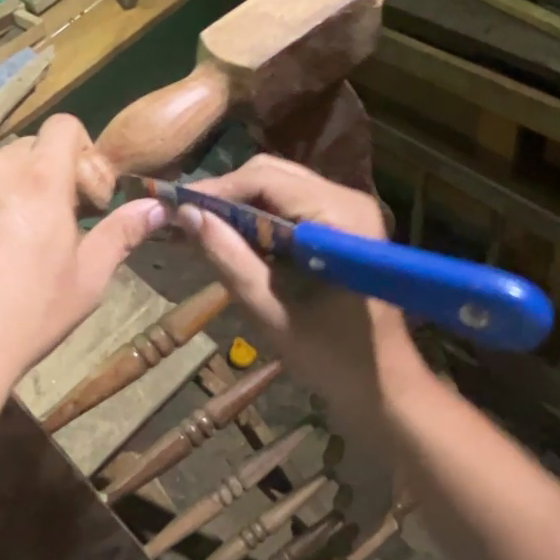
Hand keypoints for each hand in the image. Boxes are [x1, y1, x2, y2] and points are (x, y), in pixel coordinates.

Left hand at [0, 114, 166, 396]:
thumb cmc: (26, 322)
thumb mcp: (86, 283)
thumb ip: (121, 234)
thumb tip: (156, 207)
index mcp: (40, 180)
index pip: (63, 126)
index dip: (76, 153)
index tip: (78, 197)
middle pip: (21, 152)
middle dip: (35, 179)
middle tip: (35, 230)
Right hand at [177, 155, 423, 397]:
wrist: (385, 386)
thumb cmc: (333, 357)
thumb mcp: (270, 311)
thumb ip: (229, 258)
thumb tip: (185, 214)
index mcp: (339, 218)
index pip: (265, 179)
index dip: (216, 189)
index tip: (174, 205)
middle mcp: (348, 200)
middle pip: (271, 173)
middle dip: (225, 193)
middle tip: (184, 217)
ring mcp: (348, 209)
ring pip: (278, 183)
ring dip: (239, 202)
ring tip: (202, 226)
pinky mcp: (343, 222)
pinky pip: (291, 201)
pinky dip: (258, 214)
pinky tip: (233, 236)